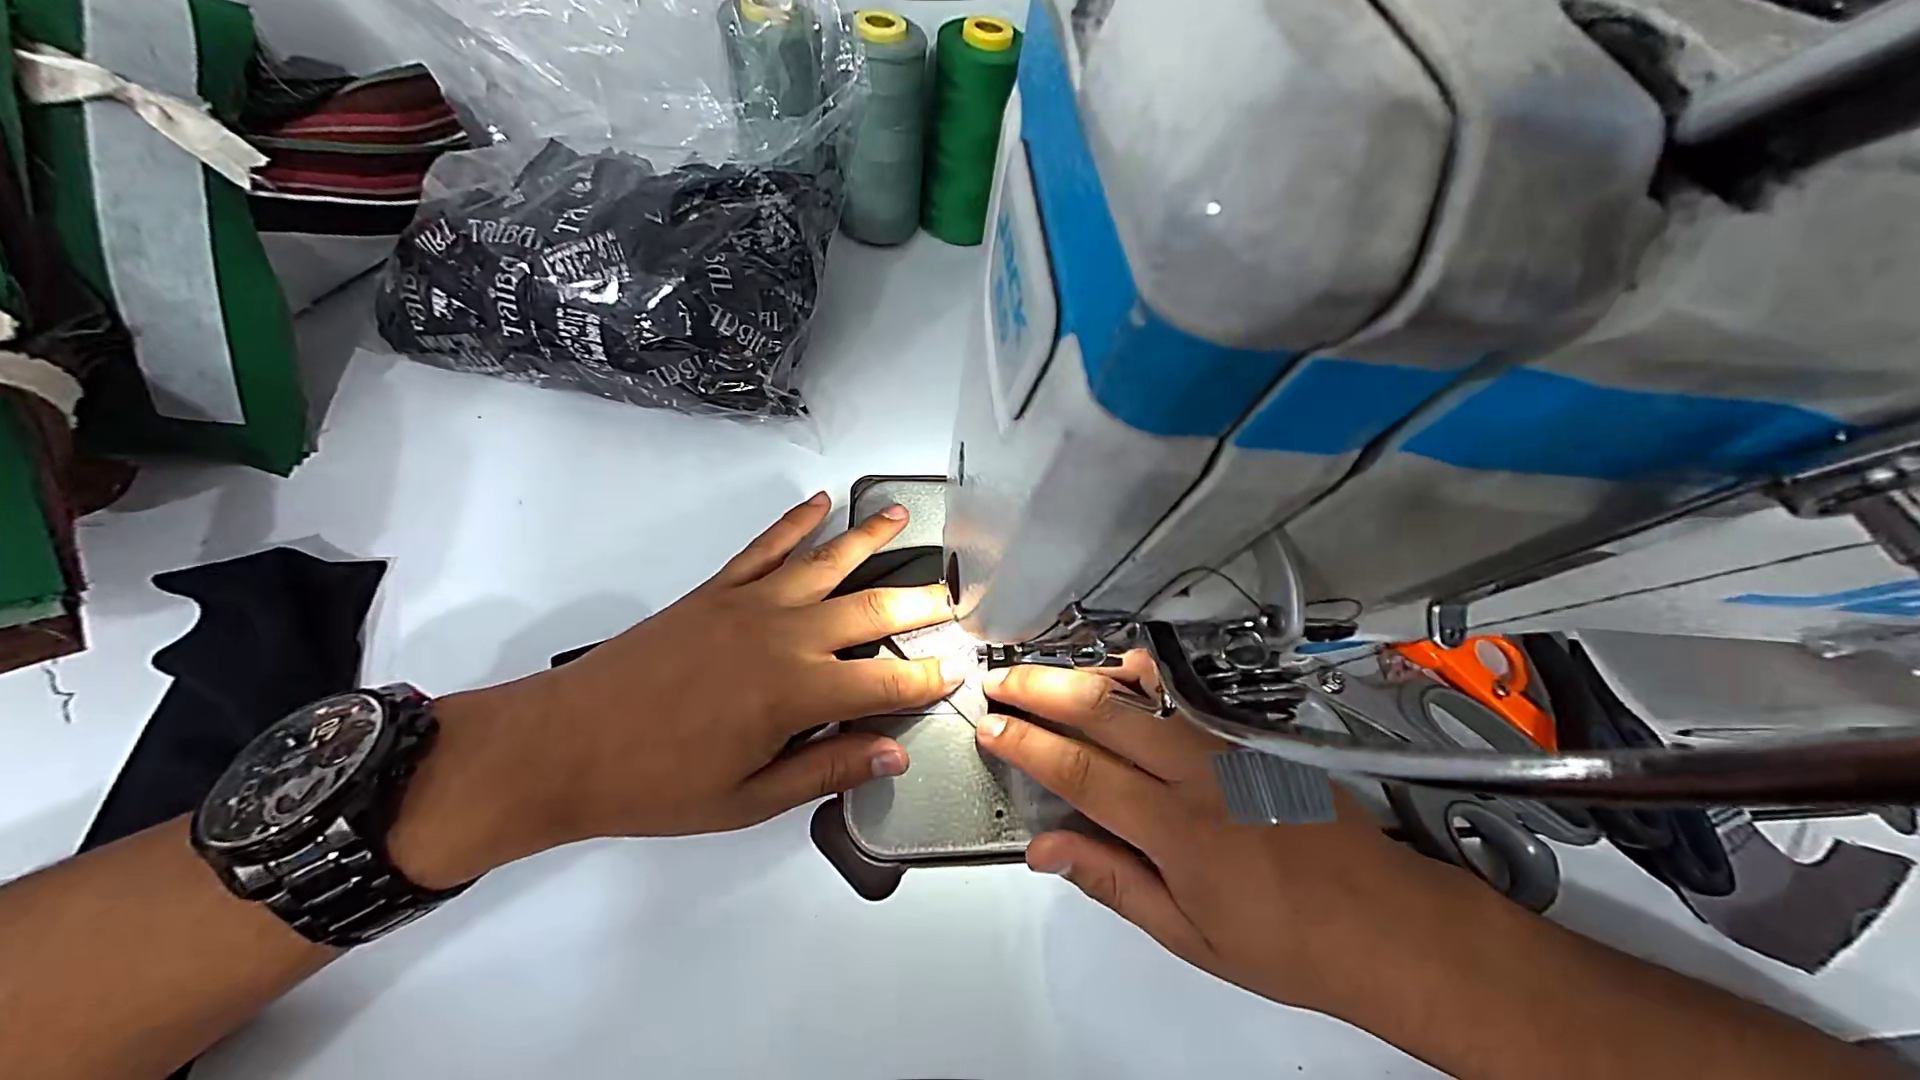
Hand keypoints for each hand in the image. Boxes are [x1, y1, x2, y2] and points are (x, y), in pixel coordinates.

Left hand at [392, 493, 967, 886]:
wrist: (562, 744)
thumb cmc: (657, 784)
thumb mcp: (747, 799)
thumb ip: (825, 769)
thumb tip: (892, 752)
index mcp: (795, 693)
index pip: (885, 683)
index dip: (928, 679)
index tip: (960, 669)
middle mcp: (783, 636)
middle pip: (870, 612)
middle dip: (920, 604)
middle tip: (954, 596)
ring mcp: (749, 603)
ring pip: (825, 562)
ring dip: (868, 538)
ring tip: (901, 517)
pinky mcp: (716, 589)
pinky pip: (766, 546)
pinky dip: (794, 522)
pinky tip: (818, 504)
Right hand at [976, 655, 1503, 1022]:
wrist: (1386, 923)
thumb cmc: (1288, 942)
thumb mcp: (1187, 934)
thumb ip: (1110, 879)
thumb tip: (1046, 849)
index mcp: (1177, 830)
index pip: (1080, 771)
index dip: (1027, 744)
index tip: (991, 728)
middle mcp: (1199, 774)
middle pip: (1102, 711)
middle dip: (1040, 690)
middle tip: (1001, 683)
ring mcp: (1227, 745)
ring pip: (1140, 690)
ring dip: (1083, 676)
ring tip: (1041, 675)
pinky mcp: (1249, 735)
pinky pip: (1182, 692)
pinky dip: (1139, 675)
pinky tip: (1117, 674)